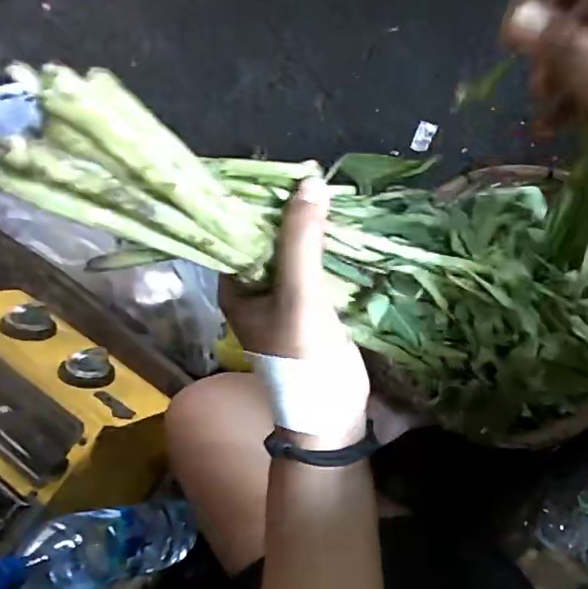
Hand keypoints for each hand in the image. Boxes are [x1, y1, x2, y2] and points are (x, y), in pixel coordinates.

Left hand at [221, 177, 369, 449]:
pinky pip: (320, 269)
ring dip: (316, 230)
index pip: (241, 228)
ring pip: (299, 252)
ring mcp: (288, 299)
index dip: (264, 199)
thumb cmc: (306, 360)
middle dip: (295, 212)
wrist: (332, 416)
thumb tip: (310, 183)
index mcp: (237, 285)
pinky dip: (332, 252)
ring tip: (338, 199)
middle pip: (273, 238)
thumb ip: (303, 242)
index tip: (293, 172)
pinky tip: (350, 234)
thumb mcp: (301, 296)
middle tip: (322, 181)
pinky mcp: (315, 309)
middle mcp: (257, 288)